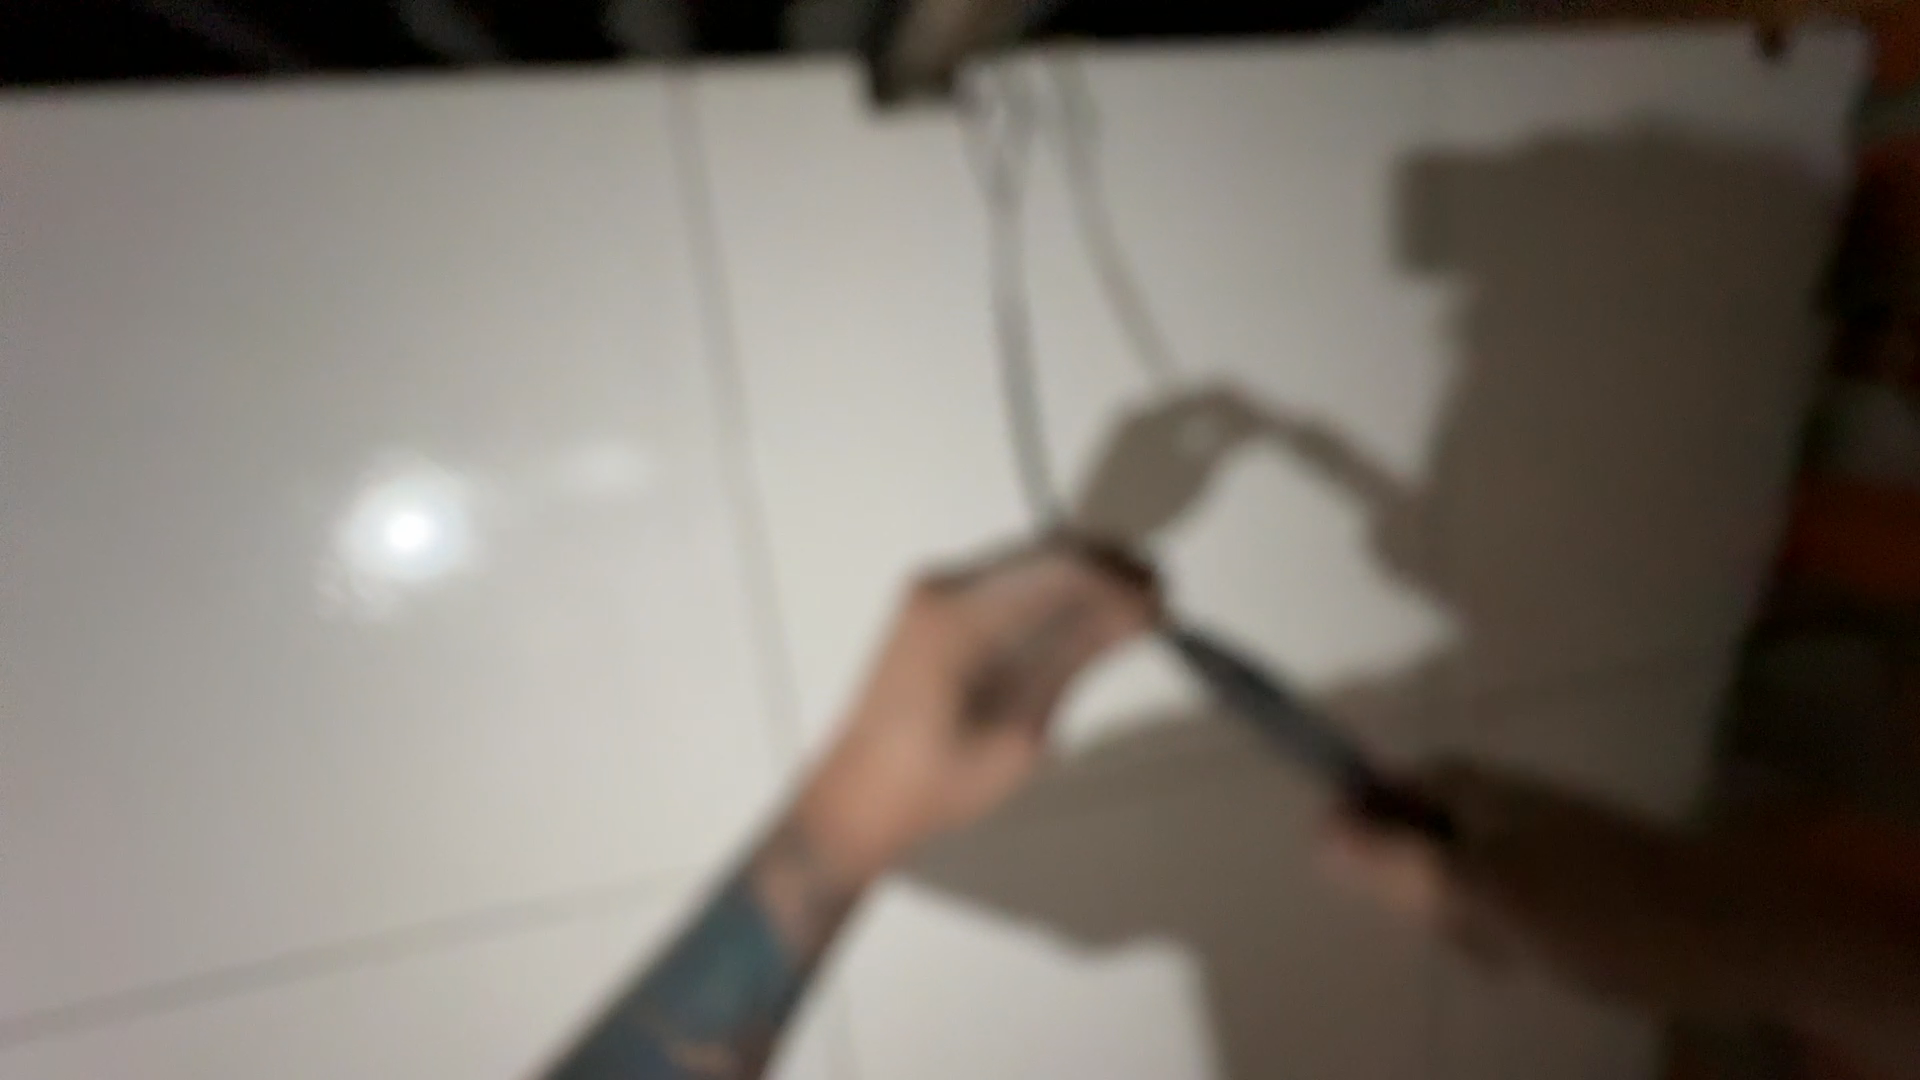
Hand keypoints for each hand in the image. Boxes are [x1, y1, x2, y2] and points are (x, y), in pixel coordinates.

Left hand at [796, 538, 1159, 884]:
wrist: (857, 793)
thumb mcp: (1022, 729)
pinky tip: (1079, 618)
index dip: (1121, 580)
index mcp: (960, 618)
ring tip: (1129, 612)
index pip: (1061, 569)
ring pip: (1029, 557)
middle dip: (1109, 569)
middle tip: (1157, 603)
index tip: (1163, 606)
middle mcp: (943, 585)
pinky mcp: (932, 600)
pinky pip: (1007, 577)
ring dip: (1082, 577)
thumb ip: (1077, 658)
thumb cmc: (939, 783)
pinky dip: (1050, 590)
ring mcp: (933, 588)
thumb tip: (1140, 608)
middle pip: (1046, 550)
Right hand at [1318, 763, 1919, 1044]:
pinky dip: (1496, 917)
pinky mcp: (1551, 856)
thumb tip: (1315, 831)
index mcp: (1457, 781)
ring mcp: (1517, 822)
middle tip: (1460, 927)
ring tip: (1504, 946)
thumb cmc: (1596, 906)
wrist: (1743, 931)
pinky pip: (1489, 883)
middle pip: (1403, 832)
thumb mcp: (1481, 891)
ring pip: (1447, 866)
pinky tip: (1529, 947)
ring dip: (1460, 911)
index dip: (1361, 838)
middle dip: (1419, 886)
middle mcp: (1479, 790)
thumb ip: (1394, 861)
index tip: (1385, 890)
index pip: (1366, 790)